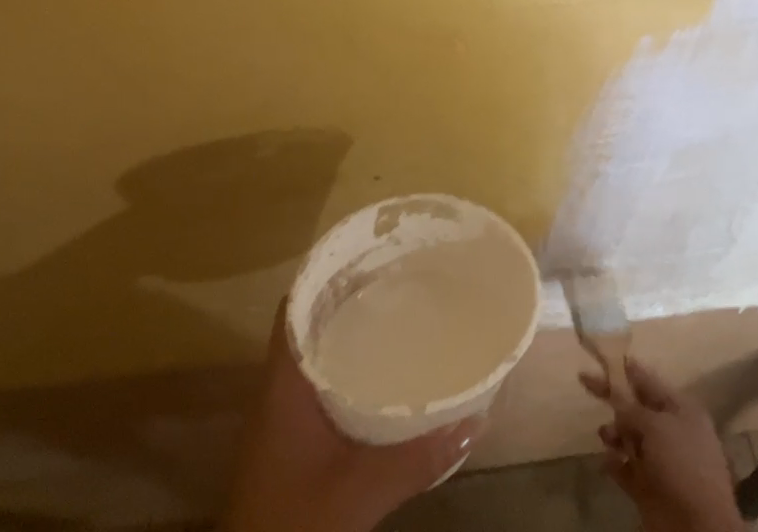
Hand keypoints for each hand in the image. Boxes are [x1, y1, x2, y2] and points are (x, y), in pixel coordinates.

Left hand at [223, 299, 481, 531]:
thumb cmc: (292, 518)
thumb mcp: (358, 491)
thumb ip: (414, 458)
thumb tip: (476, 421)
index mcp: (284, 384)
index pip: (293, 308)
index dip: (322, 274)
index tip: (365, 252)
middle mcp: (280, 390)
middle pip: (308, 324)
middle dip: (346, 297)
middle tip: (397, 279)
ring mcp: (285, 416)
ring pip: (316, 355)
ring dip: (348, 333)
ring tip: (398, 315)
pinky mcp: (296, 440)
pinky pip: (324, 385)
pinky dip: (350, 371)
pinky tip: (385, 380)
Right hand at [581, 357, 742, 531]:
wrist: (697, 524)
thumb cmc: (682, 464)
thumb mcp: (657, 427)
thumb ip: (633, 411)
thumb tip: (617, 399)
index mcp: (681, 411)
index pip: (650, 383)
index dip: (628, 370)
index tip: (607, 357)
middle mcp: (671, 432)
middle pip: (636, 408)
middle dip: (613, 398)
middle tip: (585, 379)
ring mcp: (660, 461)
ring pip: (629, 438)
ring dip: (614, 434)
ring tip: (607, 437)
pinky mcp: (648, 486)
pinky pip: (624, 468)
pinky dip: (614, 463)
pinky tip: (608, 461)